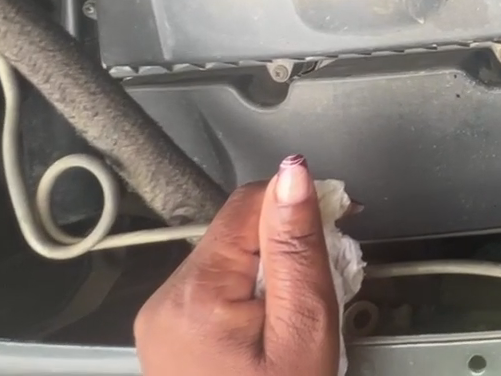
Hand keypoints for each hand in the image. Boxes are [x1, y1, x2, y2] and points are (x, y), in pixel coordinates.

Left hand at [136, 156, 338, 375]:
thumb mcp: (305, 322)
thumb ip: (298, 243)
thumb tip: (294, 171)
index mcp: (195, 292)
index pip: (252, 201)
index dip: (301, 203)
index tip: (339, 228)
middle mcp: (165, 297)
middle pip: (241, 225)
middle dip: (290, 235)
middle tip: (326, 274)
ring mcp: (162, 316)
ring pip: (234, 248)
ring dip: (277, 258)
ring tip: (303, 301)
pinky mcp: (170, 329)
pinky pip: (222, 277)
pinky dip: (259, 281)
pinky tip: (278, 314)